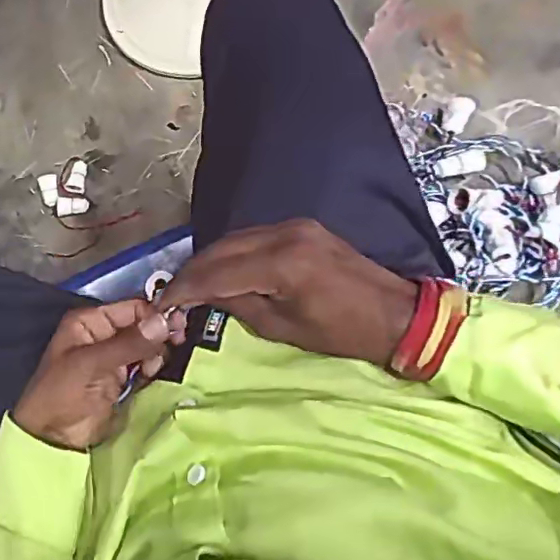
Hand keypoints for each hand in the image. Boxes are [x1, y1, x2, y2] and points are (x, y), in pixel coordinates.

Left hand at [11, 299, 185, 450]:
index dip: (155, 314)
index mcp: (90, 322)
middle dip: (159, 335)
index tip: (176, 326)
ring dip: (157, 354)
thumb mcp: (91, 364)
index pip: (132, 308)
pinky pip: (147, 366)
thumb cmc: (61, 393)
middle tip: (174, 344)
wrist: (53, 437)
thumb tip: (163, 321)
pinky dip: (154, 369)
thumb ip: (128, 344)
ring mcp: (115, 358)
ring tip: (152, 368)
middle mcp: (105, 335)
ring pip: (149, 346)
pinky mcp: (124, 380)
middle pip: (144, 325)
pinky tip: (151, 376)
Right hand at [160, 220, 419, 366]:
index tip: (164, 303)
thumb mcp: (282, 328)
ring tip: (190, 284)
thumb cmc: (341, 332)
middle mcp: (283, 235)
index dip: (185, 288)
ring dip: (208, 261)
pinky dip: (230, 253)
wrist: (395, 313)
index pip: (216, 273)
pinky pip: (251, 237)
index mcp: (281, 265)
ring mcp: (293, 226)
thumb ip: (239, 305)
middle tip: (172, 295)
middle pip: (219, 250)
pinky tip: (220, 270)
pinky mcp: (300, 227)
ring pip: (233, 240)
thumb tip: (206, 296)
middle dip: (191, 273)